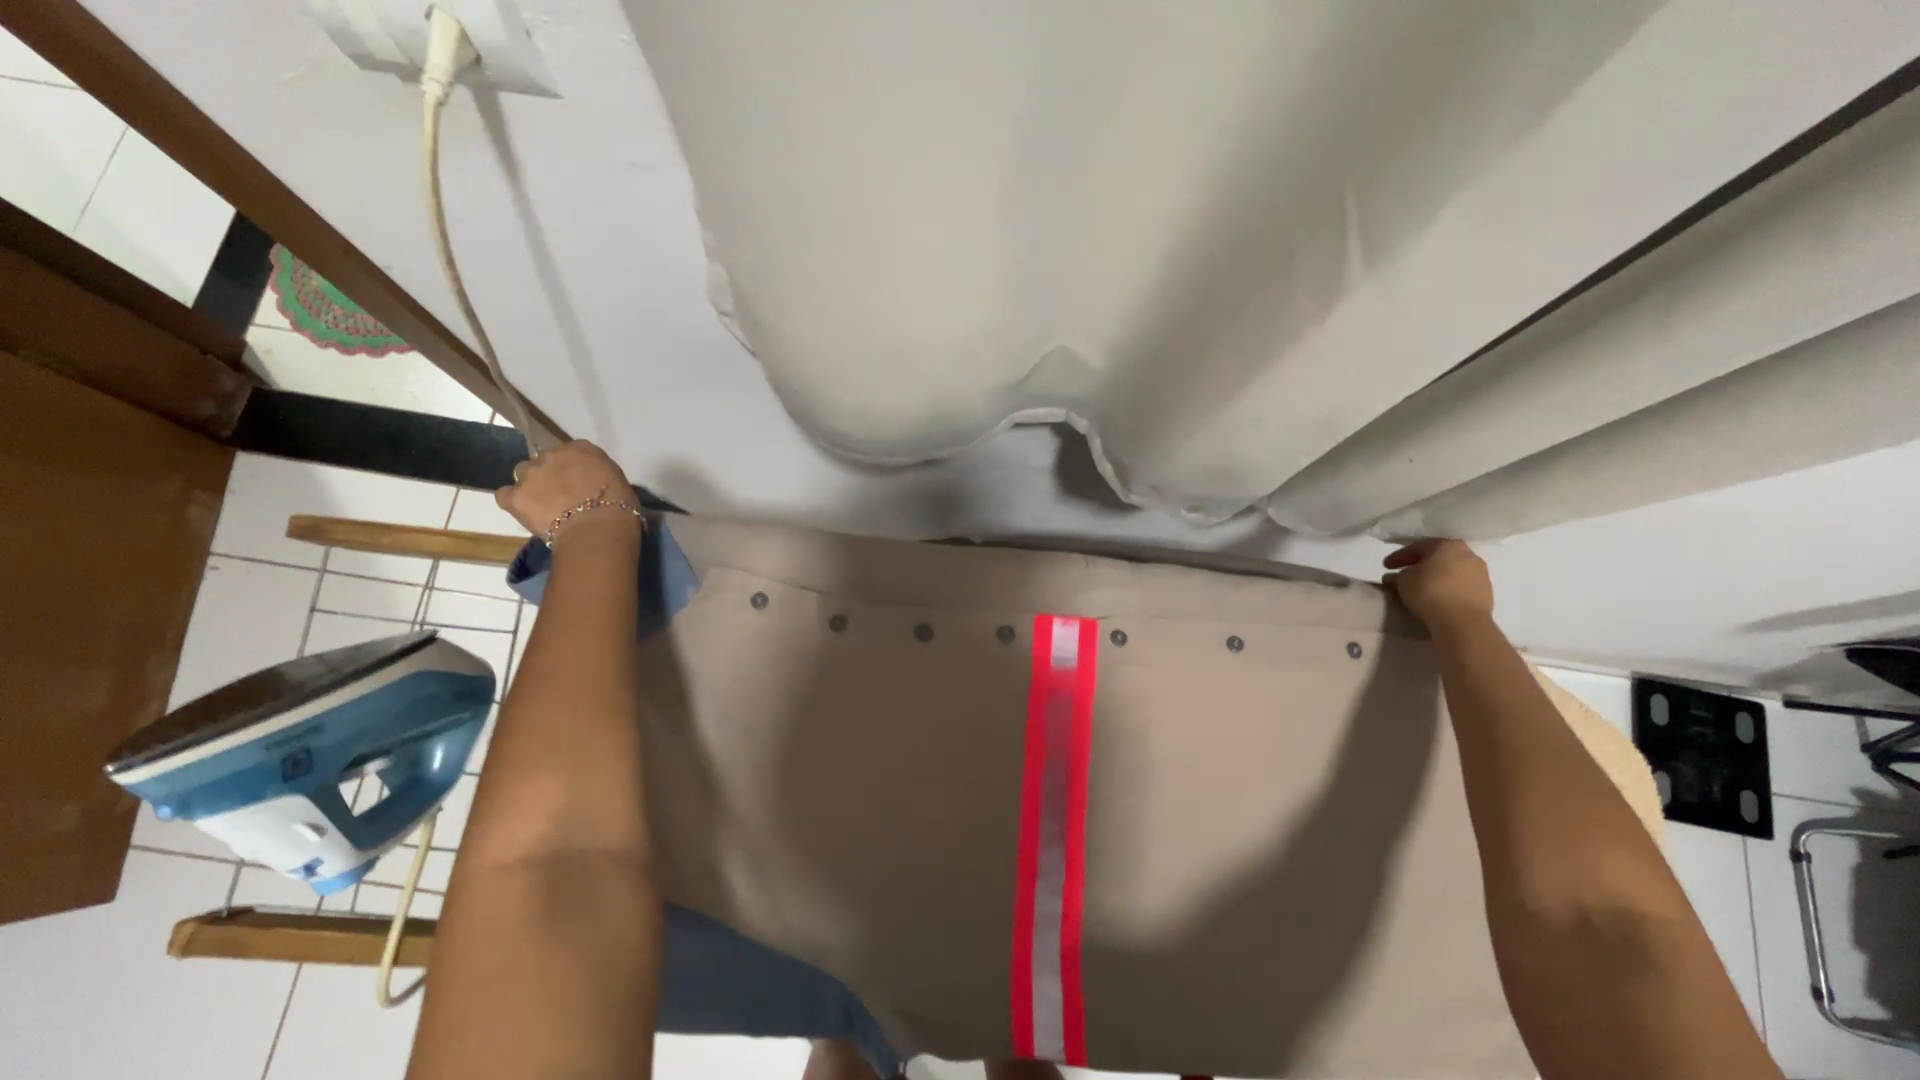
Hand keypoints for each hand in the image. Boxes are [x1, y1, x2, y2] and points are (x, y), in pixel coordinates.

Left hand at [495, 440, 636, 538]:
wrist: (597, 530)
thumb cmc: (619, 507)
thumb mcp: (617, 480)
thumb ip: (599, 474)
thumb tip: (592, 481)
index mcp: (581, 449)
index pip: (571, 451)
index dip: (572, 467)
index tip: (578, 481)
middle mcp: (552, 454)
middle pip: (543, 460)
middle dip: (549, 475)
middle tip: (560, 496)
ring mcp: (531, 474)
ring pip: (522, 474)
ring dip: (530, 485)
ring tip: (541, 506)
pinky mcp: (515, 497)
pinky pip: (504, 495)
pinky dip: (512, 502)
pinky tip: (523, 512)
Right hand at [1382, 538, 1493, 635]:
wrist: (1463, 622)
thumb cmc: (1430, 592)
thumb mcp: (1403, 580)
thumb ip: (1398, 575)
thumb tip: (1395, 577)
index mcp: (1448, 545)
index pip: (1418, 546)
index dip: (1399, 556)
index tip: (1385, 567)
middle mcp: (1468, 554)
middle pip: (1438, 557)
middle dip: (1420, 565)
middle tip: (1403, 575)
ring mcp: (1481, 574)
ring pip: (1452, 572)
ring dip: (1436, 578)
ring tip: (1421, 589)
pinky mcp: (1486, 593)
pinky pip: (1461, 586)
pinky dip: (1448, 589)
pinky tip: (1437, 598)